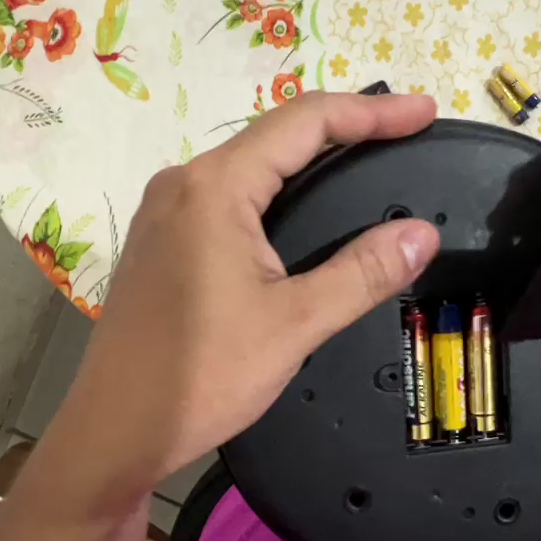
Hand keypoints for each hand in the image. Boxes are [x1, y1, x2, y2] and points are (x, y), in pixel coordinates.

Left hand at [44, 92, 441, 498]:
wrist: (117, 429)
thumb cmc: (202, 375)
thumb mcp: (294, 323)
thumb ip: (361, 273)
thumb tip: (423, 233)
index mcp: (214, 187)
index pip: (304, 122)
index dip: (371, 112)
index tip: (423, 111)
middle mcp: (182, 185)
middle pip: (273, 137)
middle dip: (341, 131)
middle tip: (401, 136)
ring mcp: (163, 214)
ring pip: (246, 169)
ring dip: (304, 163)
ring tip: (362, 167)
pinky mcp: (159, 245)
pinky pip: (224, 201)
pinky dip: (271, 196)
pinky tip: (297, 217)